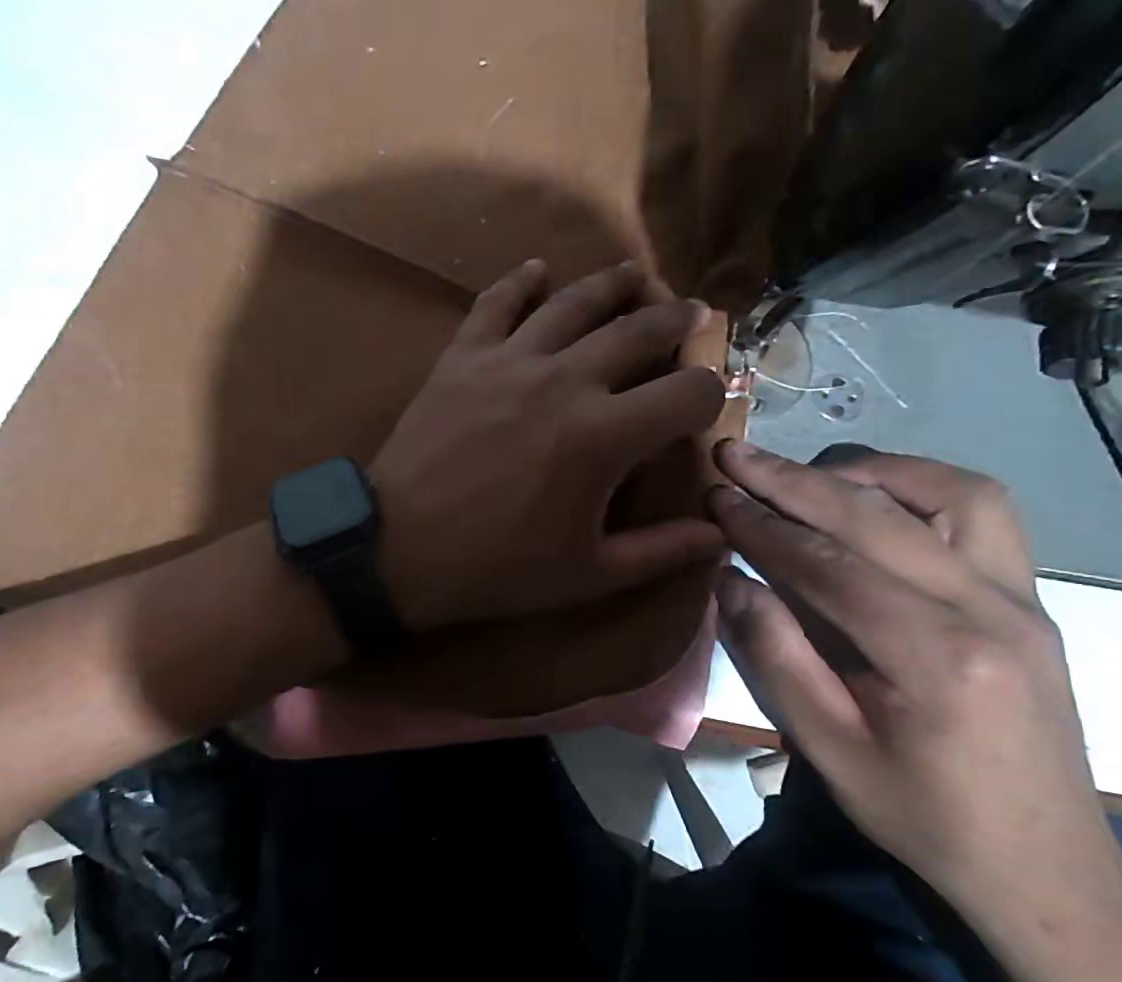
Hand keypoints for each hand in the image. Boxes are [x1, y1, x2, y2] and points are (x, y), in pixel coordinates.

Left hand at [371, 260, 726, 630]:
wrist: (400, 552)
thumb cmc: (501, 568)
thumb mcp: (592, 573)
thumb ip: (662, 550)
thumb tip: (721, 536)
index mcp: (606, 436)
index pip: (686, 393)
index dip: (710, 393)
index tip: (709, 401)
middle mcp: (567, 381)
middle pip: (638, 331)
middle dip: (676, 321)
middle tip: (692, 312)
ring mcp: (511, 360)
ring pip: (574, 303)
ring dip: (613, 285)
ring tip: (636, 275)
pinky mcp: (464, 356)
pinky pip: (497, 303)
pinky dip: (521, 282)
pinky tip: (538, 269)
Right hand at [708, 441, 1121, 908]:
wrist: (1043, 862)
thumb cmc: (928, 819)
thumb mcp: (834, 756)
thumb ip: (780, 661)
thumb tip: (731, 582)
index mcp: (938, 658)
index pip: (832, 566)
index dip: (766, 527)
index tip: (719, 495)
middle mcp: (990, 607)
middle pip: (879, 517)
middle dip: (797, 481)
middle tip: (738, 455)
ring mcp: (1023, 595)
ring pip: (950, 490)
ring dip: (871, 471)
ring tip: (810, 473)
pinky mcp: (1033, 597)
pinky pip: (986, 512)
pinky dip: (924, 487)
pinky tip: (882, 499)